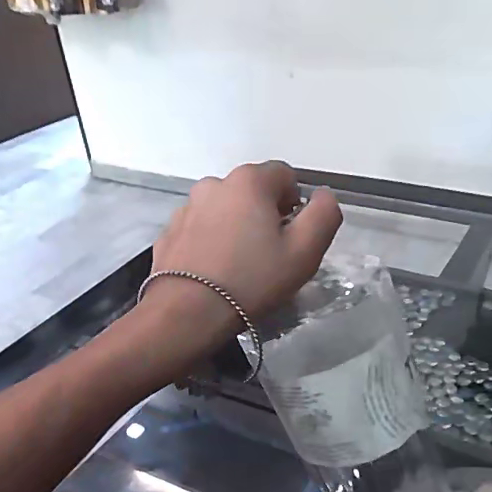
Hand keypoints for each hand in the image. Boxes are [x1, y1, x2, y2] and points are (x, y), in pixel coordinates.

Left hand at [133, 161, 341, 359]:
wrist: (186, 314)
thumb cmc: (251, 281)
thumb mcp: (305, 252)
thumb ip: (325, 214)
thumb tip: (322, 197)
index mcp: (248, 180)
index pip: (284, 176)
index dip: (294, 206)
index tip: (290, 239)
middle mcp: (213, 185)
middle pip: (250, 193)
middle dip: (262, 217)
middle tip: (265, 257)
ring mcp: (185, 209)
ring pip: (222, 212)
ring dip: (233, 230)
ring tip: (236, 268)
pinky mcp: (167, 235)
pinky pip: (198, 232)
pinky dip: (208, 245)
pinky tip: (211, 274)